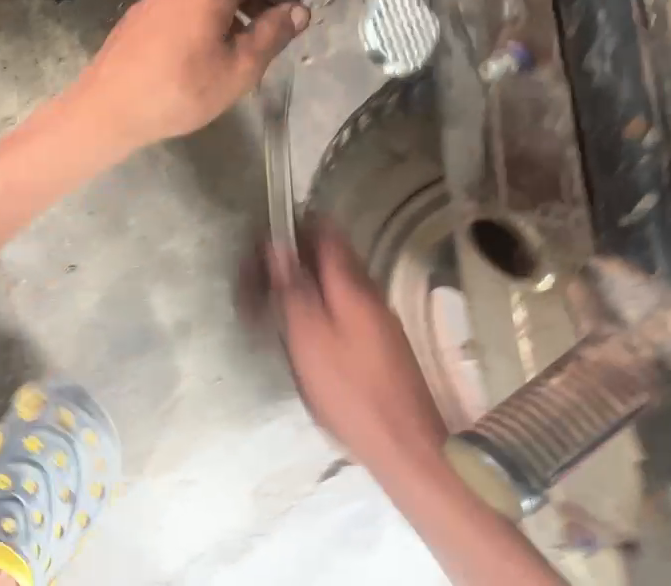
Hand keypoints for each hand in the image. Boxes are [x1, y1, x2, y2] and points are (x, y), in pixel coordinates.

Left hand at [63, 0, 306, 150]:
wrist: (108, 108)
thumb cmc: (181, 90)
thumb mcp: (239, 68)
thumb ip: (271, 35)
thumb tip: (298, 10)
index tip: (297, 7)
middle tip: (274, 25)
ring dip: (226, 10)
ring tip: (241, 41)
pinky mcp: (136, 16)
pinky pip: (178, 9)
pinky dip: (199, 19)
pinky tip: (202, 47)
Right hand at [269, 227, 449, 479]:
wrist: (406, 447)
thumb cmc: (349, 390)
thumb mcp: (308, 337)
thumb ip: (293, 289)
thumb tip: (276, 245)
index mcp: (352, 289)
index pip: (329, 236)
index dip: (301, 224)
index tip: (274, 223)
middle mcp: (371, 297)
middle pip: (335, 258)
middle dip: (301, 253)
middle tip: (264, 264)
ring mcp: (381, 322)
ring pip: (340, 284)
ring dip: (309, 279)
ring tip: (275, 292)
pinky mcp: (382, 346)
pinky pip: (346, 307)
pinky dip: (321, 303)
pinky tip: (302, 322)